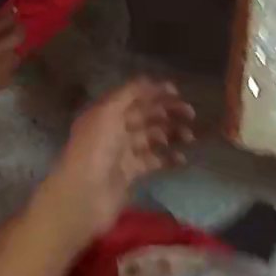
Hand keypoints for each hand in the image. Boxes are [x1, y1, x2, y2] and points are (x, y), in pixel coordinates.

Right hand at [0, 14, 24, 128]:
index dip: (7, 16)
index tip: (10, 11)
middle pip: (15, 38)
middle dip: (17, 31)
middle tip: (14, 28)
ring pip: (15, 59)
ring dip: (12, 53)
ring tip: (7, 51)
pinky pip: (6, 79)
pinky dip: (6, 72)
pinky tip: (1, 71)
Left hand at [38, 78, 194, 241]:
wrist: (84, 194)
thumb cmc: (95, 148)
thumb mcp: (108, 112)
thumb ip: (128, 94)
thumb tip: (149, 81)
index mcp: (105, 111)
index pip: (132, 95)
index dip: (153, 91)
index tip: (177, 92)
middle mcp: (113, 128)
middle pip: (143, 114)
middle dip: (166, 111)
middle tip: (191, 113)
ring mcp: (121, 151)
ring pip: (150, 136)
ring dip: (170, 133)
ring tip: (190, 136)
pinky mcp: (129, 173)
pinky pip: (152, 160)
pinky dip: (167, 158)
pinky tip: (183, 158)